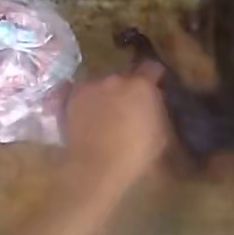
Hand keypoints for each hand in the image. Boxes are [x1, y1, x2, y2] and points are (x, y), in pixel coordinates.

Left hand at [60, 63, 170, 198]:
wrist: (96, 166)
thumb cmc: (135, 154)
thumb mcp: (161, 134)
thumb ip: (158, 110)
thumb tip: (155, 101)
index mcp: (141, 85)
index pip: (152, 67)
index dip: (155, 78)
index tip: (157, 89)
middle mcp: (115, 79)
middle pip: (125, 77)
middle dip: (129, 88)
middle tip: (129, 107)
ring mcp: (91, 86)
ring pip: (103, 84)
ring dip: (108, 94)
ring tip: (106, 114)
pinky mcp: (72, 97)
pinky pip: (85, 93)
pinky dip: (89, 101)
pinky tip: (89, 116)